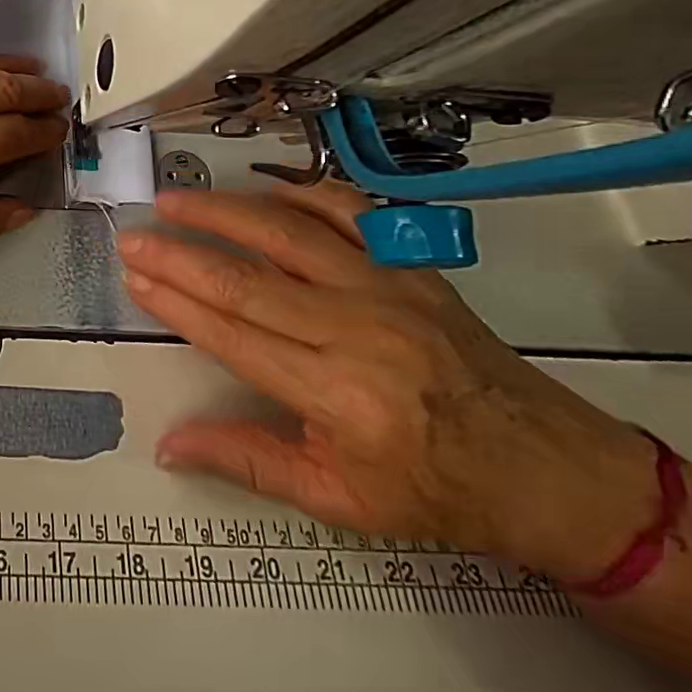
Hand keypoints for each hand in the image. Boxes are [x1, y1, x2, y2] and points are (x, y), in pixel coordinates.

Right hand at [119, 182, 659, 581]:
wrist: (561, 474)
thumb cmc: (437, 491)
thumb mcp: (337, 500)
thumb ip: (245, 461)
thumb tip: (164, 445)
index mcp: (338, 395)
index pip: (232, 334)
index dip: (176, 303)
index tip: (133, 278)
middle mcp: (362, 334)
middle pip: (247, 281)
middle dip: (178, 255)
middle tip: (130, 237)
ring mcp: (394, 295)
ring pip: (290, 237)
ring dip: (223, 213)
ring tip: (172, 200)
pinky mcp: (417, 275)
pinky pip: (355, 219)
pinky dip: (304, 196)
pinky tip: (262, 191)